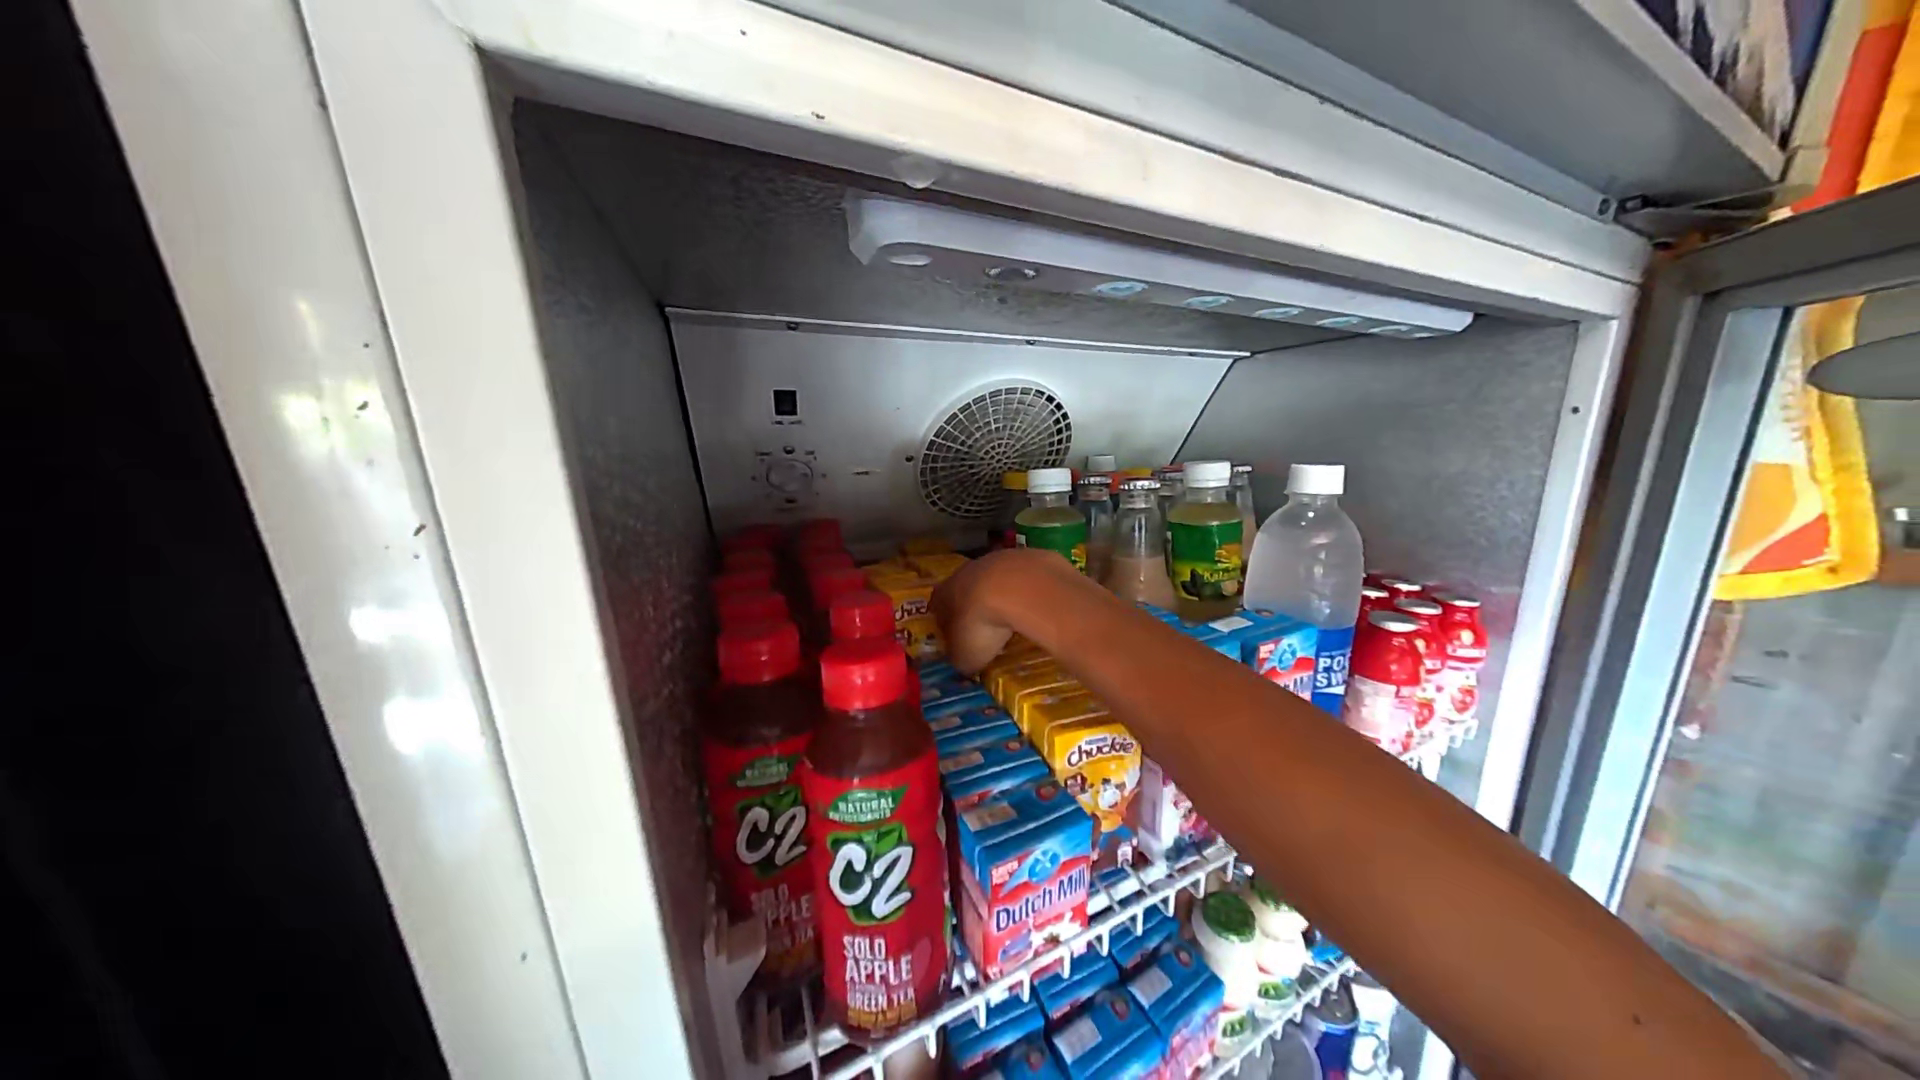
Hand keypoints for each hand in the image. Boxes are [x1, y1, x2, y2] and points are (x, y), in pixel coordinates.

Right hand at [932, 548, 1074, 671]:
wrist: (1020, 589)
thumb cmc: (982, 625)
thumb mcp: (965, 656)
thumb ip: (960, 657)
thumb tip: (964, 660)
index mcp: (944, 594)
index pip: (938, 607)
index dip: (947, 624)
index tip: (959, 639)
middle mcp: (965, 571)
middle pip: (966, 589)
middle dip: (976, 608)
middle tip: (988, 630)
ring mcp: (997, 560)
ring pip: (996, 580)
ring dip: (1003, 596)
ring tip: (1016, 619)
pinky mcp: (1027, 556)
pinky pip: (1023, 577)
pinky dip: (1027, 591)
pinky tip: (1037, 606)